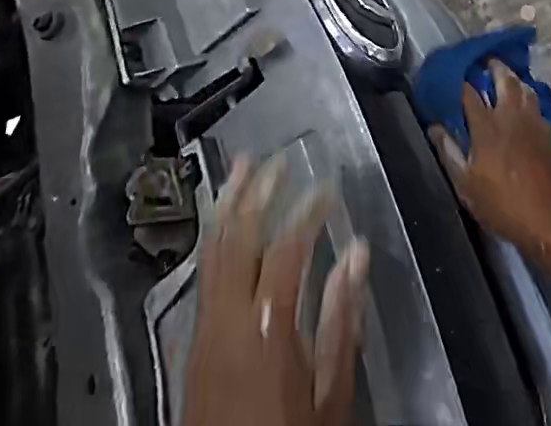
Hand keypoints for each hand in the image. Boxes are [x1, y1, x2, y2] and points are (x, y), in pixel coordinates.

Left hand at [182, 157, 369, 425]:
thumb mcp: (331, 392)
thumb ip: (342, 318)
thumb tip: (358, 253)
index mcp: (267, 326)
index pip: (287, 249)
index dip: (307, 212)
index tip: (327, 186)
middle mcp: (228, 316)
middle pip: (238, 237)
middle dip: (257, 192)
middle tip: (275, 159)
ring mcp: (204, 324)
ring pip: (212, 248)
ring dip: (228, 203)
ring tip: (241, 167)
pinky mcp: (192, 337)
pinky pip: (203, 270)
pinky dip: (214, 234)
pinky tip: (224, 218)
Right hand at [430, 62, 550, 256]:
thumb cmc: (503, 204)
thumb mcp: (466, 184)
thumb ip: (449, 152)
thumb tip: (434, 127)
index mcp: (487, 126)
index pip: (469, 93)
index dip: (459, 82)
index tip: (450, 76)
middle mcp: (511, 116)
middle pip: (504, 80)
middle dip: (494, 67)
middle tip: (485, 62)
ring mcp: (533, 123)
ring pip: (525, 89)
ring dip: (514, 79)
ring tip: (505, 77)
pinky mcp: (548, 134)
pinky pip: (536, 105)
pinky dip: (527, 97)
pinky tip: (523, 107)